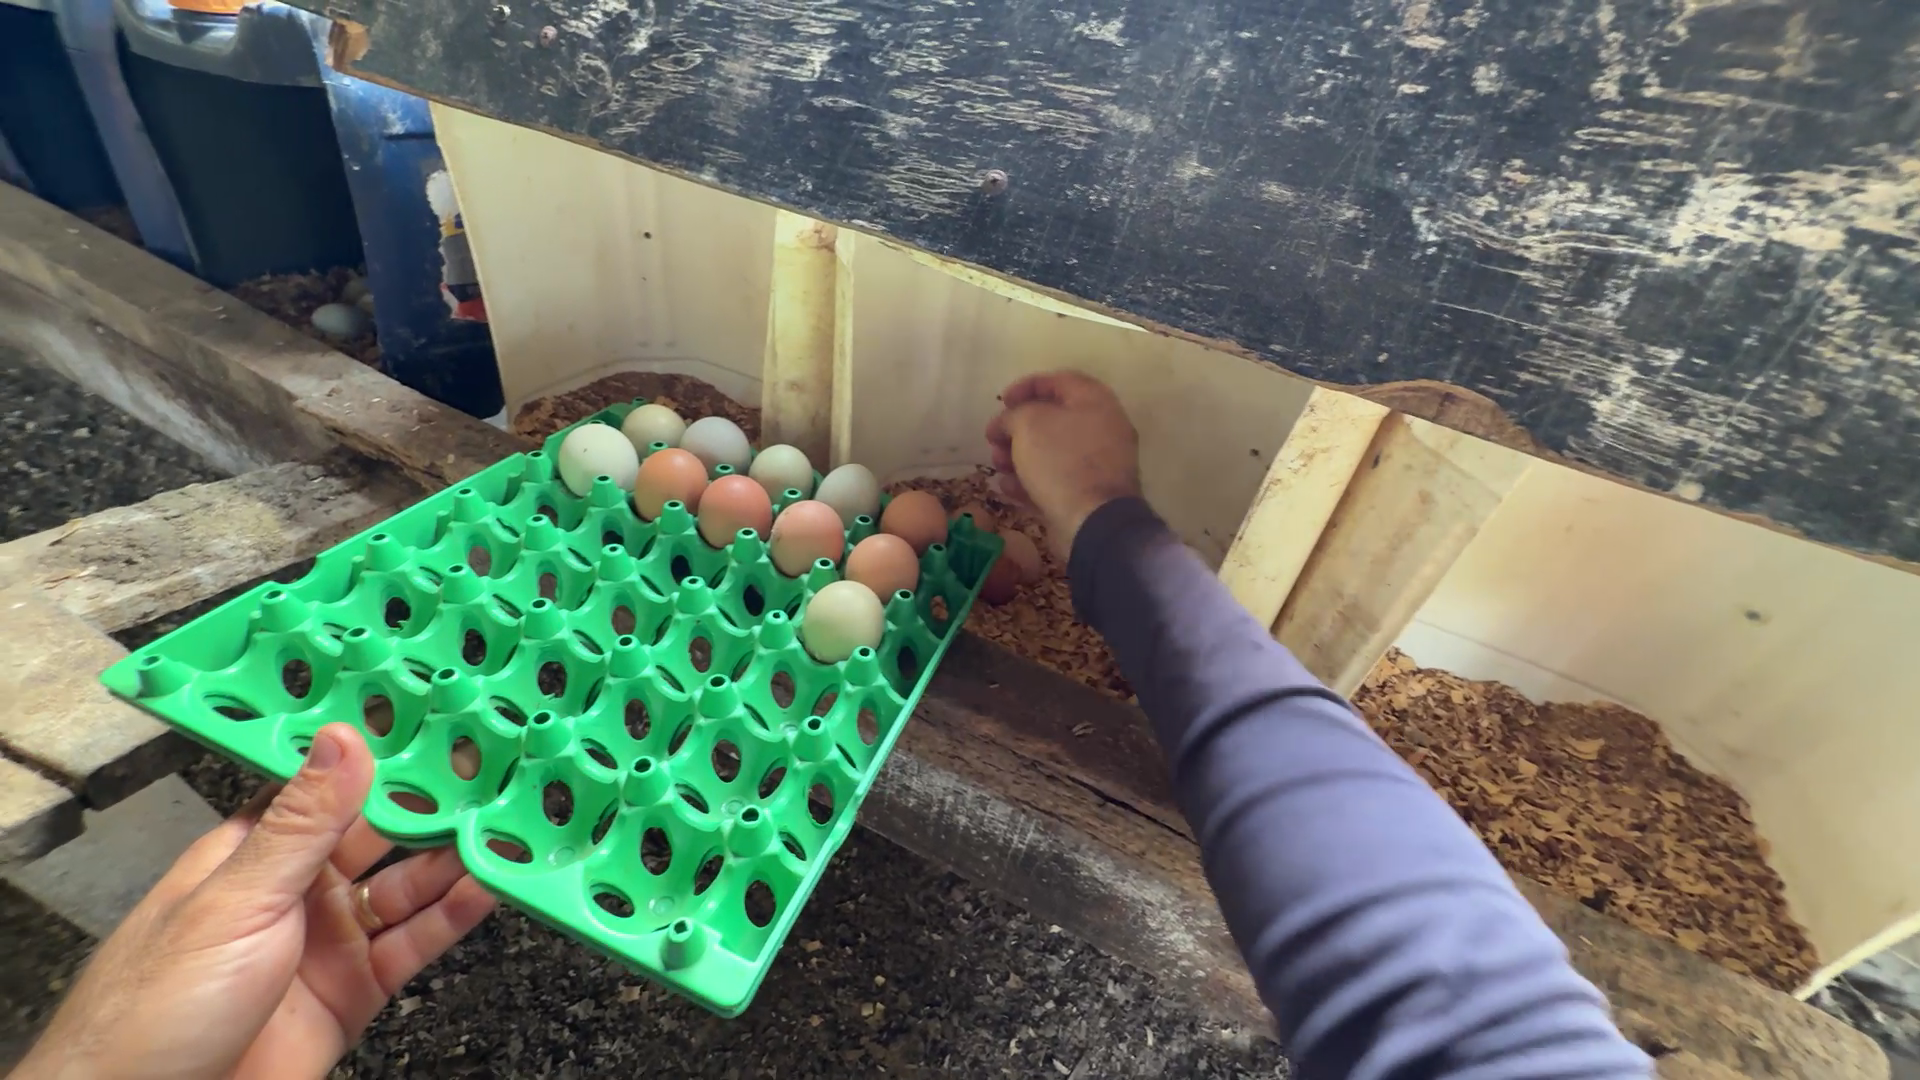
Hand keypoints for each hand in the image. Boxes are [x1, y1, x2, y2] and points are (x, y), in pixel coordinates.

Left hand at [17, 724, 495, 1079]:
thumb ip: (305, 821)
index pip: (338, 791)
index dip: (391, 762)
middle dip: (440, 810)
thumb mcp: (237, 901)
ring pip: (415, 885)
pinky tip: (491, 887)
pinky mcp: (362, 985)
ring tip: (508, 830)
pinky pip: (422, 939)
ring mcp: (335, 938)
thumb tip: (344, 735)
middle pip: (388, 836)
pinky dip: (460, 912)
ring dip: (460, 860)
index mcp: (260, 856)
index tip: (448, 732)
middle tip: (500, 777)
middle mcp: (304, 890)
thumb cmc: (152, 1015)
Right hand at [985, 370, 1142, 558]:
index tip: (1001, 400)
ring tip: (996, 465)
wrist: (1093, 521)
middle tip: (994, 439)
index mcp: (1095, 402)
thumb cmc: (1062, 461)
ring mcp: (1097, 465)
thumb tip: (1006, 424)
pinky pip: (1055, 481)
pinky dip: (1030, 481)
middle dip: (1017, 428)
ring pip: (1051, 452)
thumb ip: (1013, 415)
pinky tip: (1007, 487)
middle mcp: (1101, 429)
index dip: (1026, 386)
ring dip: (1019, 455)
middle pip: (1052, 420)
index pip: (1058, 381)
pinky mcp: (1087, 495)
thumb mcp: (1029, 425)